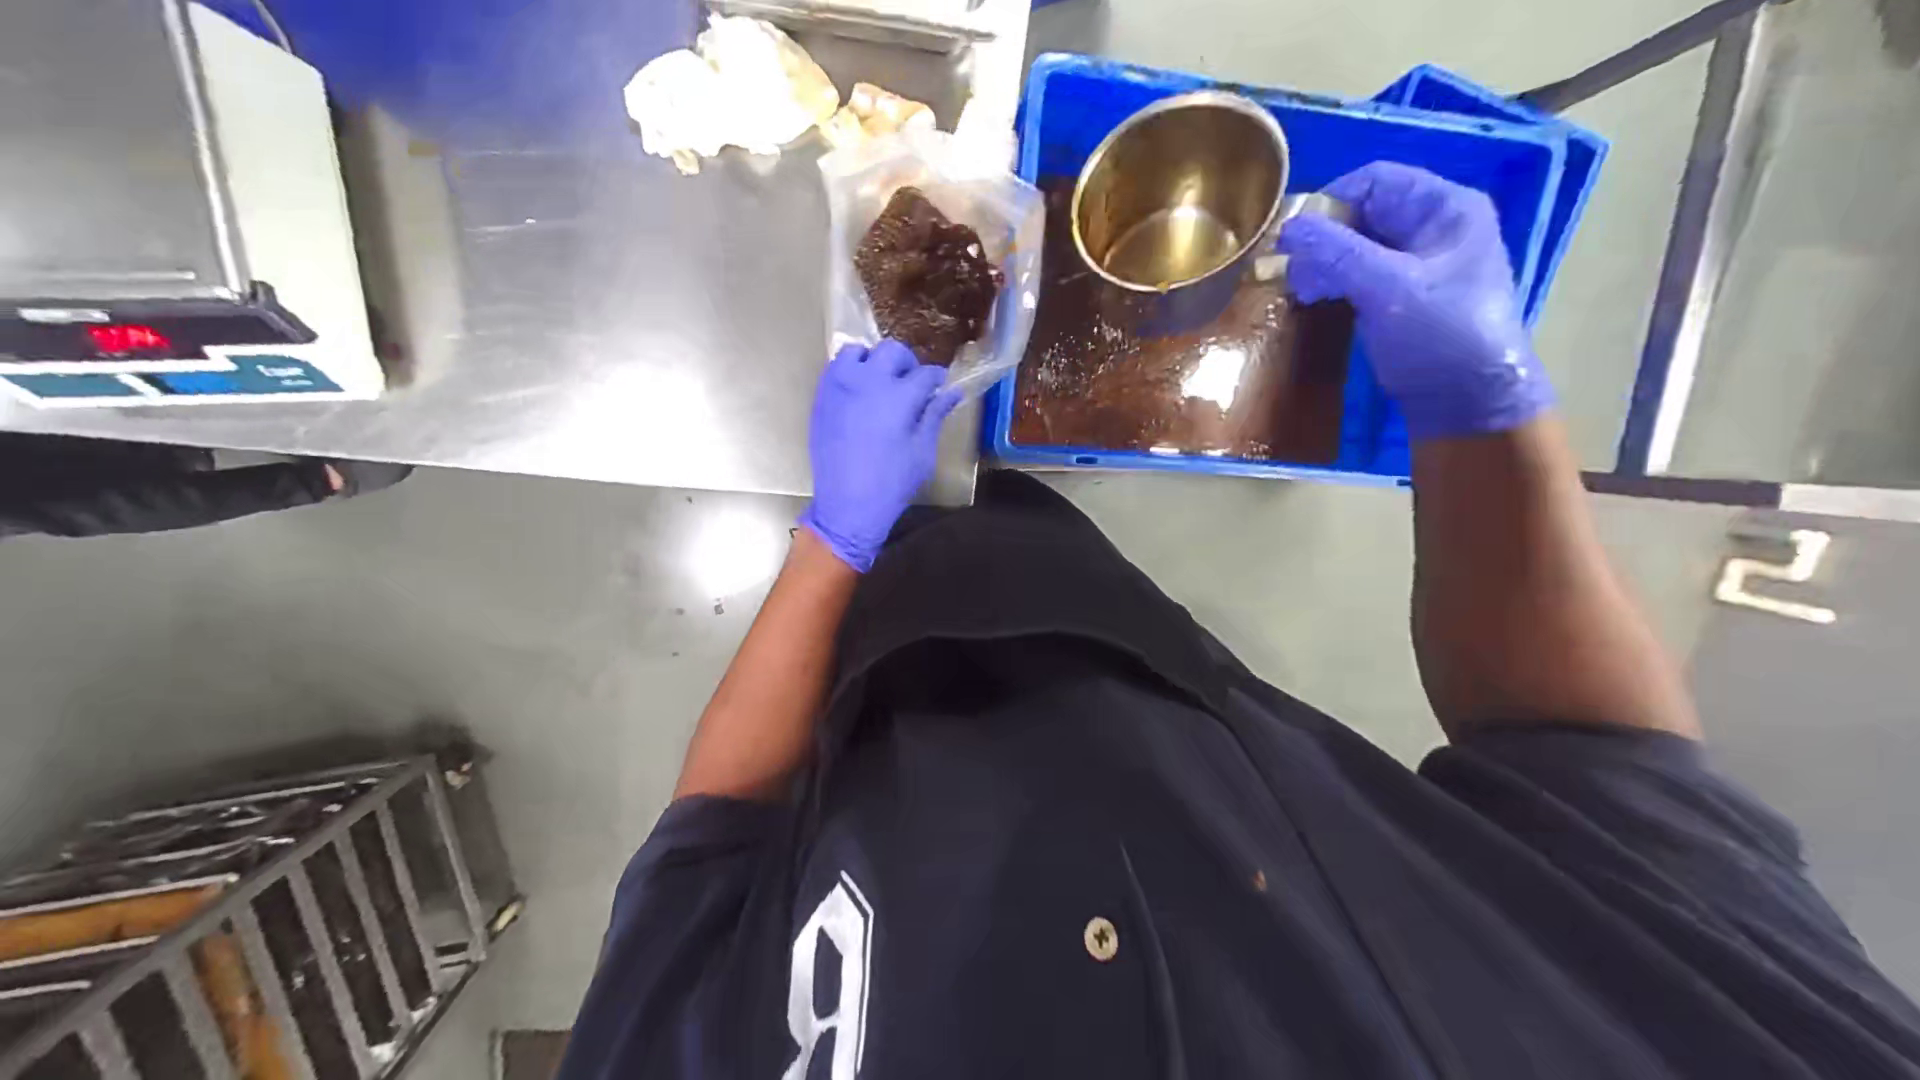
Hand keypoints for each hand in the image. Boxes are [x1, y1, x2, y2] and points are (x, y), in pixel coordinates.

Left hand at [799, 340, 960, 571]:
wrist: (847, 505)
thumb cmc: (892, 484)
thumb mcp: (922, 452)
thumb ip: (934, 416)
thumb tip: (951, 393)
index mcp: (899, 397)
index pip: (925, 373)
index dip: (937, 379)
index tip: (939, 386)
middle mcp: (868, 381)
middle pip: (892, 351)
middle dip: (907, 363)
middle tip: (911, 384)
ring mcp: (840, 386)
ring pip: (859, 351)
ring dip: (874, 361)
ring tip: (881, 383)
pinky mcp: (822, 396)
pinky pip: (836, 368)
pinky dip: (851, 371)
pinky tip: (860, 393)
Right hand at [1278, 162, 1553, 438]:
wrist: (1465, 402)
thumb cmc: (1440, 335)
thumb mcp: (1389, 289)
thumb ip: (1337, 254)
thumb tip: (1286, 228)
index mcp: (1444, 208)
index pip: (1375, 180)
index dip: (1329, 201)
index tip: (1290, 235)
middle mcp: (1430, 227)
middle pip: (1361, 212)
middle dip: (1320, 237)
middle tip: (1288, 268)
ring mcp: (1414, 263)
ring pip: (1353, 244)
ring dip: (1320, 261)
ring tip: (1296, 287)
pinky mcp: (1397, 295)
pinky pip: (1354, 273)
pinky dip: (1329, 281)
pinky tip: (1310, 298)